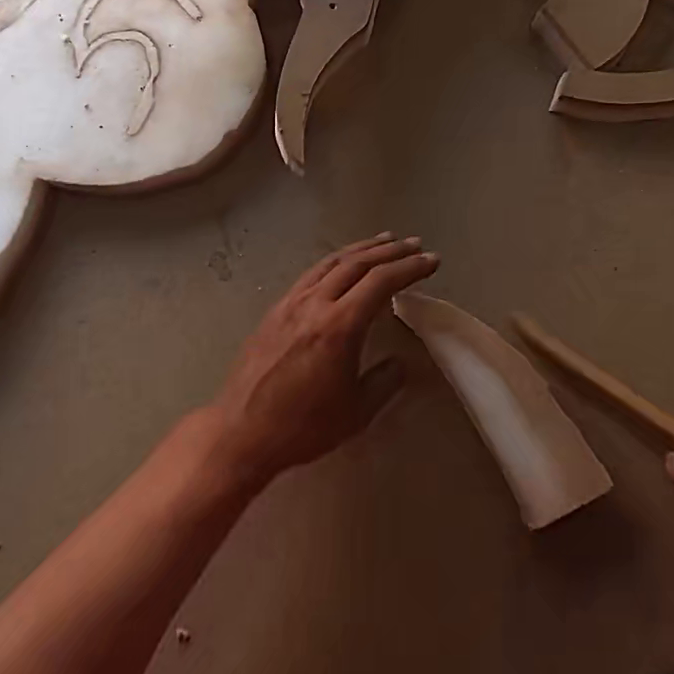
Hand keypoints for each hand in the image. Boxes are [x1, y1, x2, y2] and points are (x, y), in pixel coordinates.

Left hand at [209, 234, 438, 483]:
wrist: (242, 431)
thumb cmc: (303, 426)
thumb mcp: (357, 411)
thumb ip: (384, 381)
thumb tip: (401, 363)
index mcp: (339, 326)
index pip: (381, 282)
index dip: (410, 268)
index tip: (431, 260)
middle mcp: (314, 304)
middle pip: (356, 264)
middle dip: (389, 251)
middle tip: (413, 244)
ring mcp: (290, 304)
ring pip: (330, 263)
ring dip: (360, 250)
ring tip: (382, 242)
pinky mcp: (274, 311)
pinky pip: (310, 276)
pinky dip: (334, 263)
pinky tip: (339, 267)